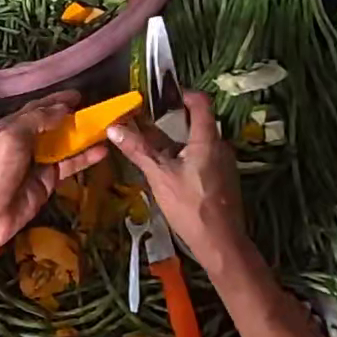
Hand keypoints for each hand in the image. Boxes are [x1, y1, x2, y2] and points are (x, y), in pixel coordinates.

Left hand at [0, 91, 108, 267]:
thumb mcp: (13, 136)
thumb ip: (38, 119)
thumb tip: (62, 109)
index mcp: (12, 126)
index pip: (38, 108)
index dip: (57, 100)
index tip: (78, 95)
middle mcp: (26, 141)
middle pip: (53, 125)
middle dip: (73, 117)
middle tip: (97, 111)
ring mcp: (38, 161)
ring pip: (65, 144)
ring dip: (83, 136)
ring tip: (106, 128)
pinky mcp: (48, 180)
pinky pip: (69, 165)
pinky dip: (85, 158)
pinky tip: (102, 151)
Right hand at [105, 91, 255, 276]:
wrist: (221, 243)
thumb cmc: (190, 206)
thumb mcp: (159, 176)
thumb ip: (138, 149)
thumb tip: (113, 127)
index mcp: (207, 139)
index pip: (200, 102)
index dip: (183, 93)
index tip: (162, 94)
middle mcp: (220, 146)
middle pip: (197, 123)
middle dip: (172, 120)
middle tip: (148, 121)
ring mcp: (223, 164)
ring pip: (198, 143)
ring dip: (176, 141)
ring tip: (152, 146)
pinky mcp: (222, 180)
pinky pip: (202, 158)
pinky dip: (184, 156)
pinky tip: (168, 170)